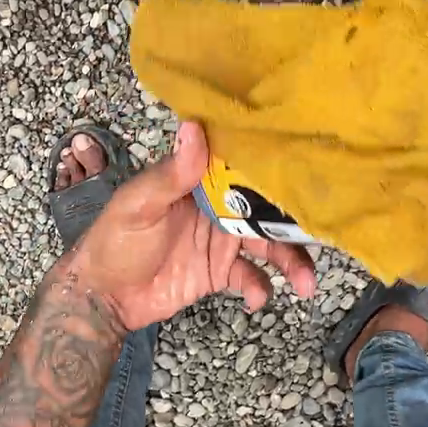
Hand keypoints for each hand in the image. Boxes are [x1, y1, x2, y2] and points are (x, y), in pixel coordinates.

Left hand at [63, 122, 317, 331]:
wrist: (104, 296)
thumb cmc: (114, 240)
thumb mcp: (139, 204)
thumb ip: (170, 174)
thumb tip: (194, 128)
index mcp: (197, 180)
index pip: (242, 166)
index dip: (275, 167)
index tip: (310, 170)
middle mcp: (216, 205)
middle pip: (266, 208)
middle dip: (295, 223)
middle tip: (323, 236)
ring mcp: (221, 239)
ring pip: (268, 244)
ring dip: (290, 261)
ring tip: (304, 284)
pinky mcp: (220, 272)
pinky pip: (253, 277)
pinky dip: (261, 287)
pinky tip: (258, 299)